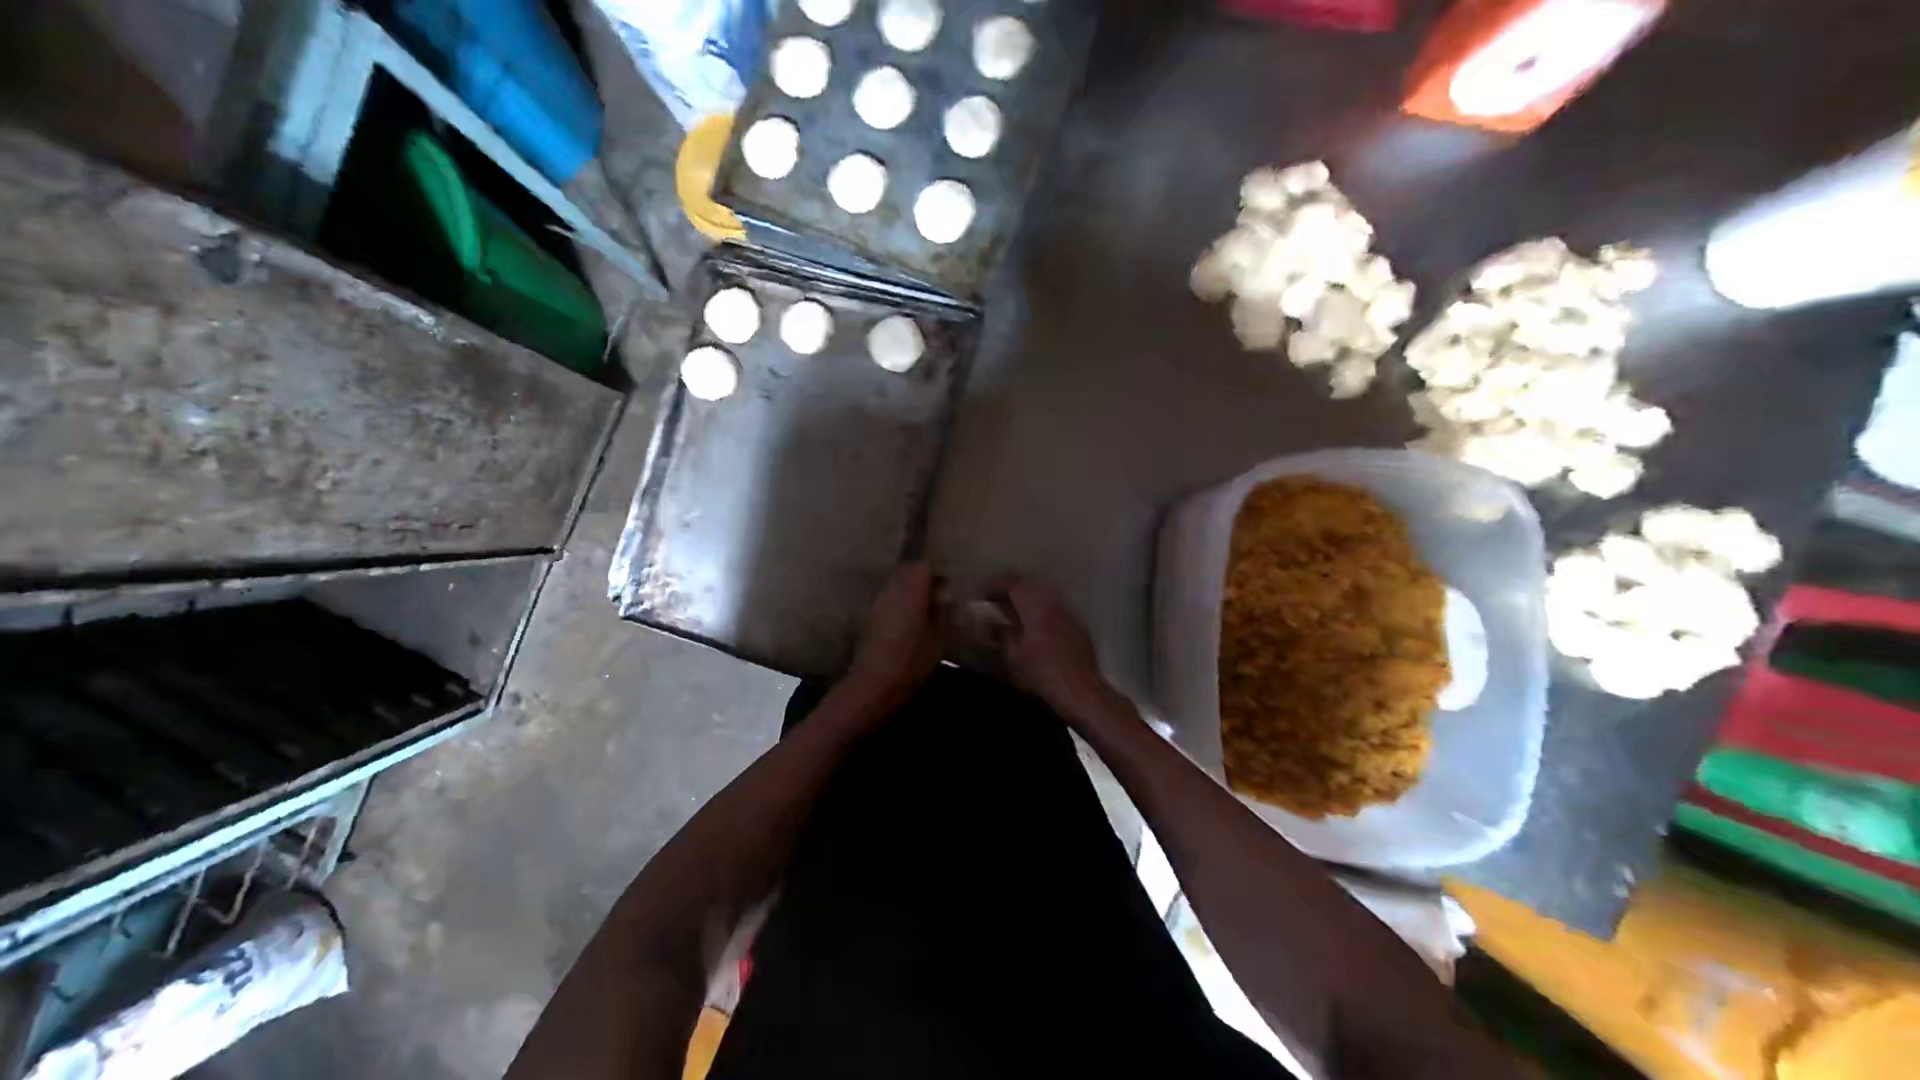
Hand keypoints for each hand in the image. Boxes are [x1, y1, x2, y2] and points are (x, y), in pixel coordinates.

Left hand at [843, 561, 946, 713]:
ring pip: (896, 582)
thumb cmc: (911, 660)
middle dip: (921, 575)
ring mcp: (879, 600)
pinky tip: (908, 617)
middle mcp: (893, 589)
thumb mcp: (939, 639)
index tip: (946, 580)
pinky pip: (888, 596)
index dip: (935, 570)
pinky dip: (899, 599)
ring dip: (909, 587)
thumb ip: (943, 613)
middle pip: (907, 569)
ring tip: (923, 604)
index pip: (922, 565)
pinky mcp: (871, 613)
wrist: (875, 680)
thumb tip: (945, 598)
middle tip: (936, 591)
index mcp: (912, 592)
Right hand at [990, 576, 1112, 715]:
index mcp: (1035, 605)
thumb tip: (993, 624)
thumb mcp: (1014, 656)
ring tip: (1014, 612)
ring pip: (1044, 594)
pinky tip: (1035, 625)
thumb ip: (1002, 634)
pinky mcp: (1077, 624)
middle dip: (1012, 591)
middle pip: (1029, 585)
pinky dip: (1041, 610)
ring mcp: (1068, 611)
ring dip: (1027, 599)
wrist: (1081, 689)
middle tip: (997, 602)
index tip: (984, 595)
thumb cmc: (1043, 672)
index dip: (996, 586)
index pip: (1012, 585)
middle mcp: (1052, 601)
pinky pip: (1055, 607)